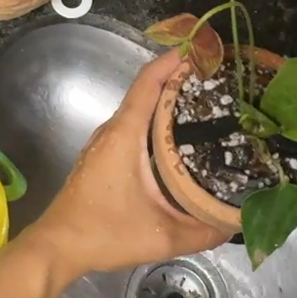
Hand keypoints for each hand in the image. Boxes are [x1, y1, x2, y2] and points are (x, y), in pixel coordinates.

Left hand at [20, 50, 228, 280]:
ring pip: (140, 109)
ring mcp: (105, 142)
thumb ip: (203, 231)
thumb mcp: (161, 236)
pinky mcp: (103, 156)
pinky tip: (178, 138)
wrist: (58, 246)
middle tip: (217, 81)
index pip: (148, 82)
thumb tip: (238, 222)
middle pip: (147, 91)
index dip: (173, 61)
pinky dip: (156, 121)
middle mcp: (113, 130)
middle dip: (179, 79)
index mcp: (125, 134)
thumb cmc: (104, 232)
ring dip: (168, 102)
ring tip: (205, 105)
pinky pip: (133, 126)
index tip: (201, 51)